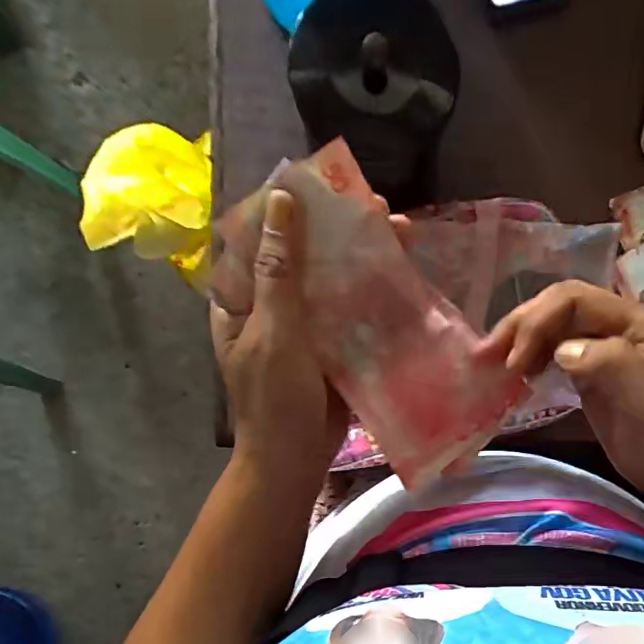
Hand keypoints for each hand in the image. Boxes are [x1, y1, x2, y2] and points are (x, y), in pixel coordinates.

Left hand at [211, 189, 413, 482]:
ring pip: (332, 283)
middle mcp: (272, 308)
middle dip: (337, 231)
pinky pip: (351, 313)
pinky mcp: (332, 348)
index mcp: (242, 300)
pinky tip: (401, 274)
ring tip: (399, 230)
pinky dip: (372, 294)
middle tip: (372, 204)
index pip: (261, 240)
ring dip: (361, 258)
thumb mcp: (274, 331)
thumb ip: (281, 270)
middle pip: (304, 257)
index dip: (289, 209)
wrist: (295, 459)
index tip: (321, 183)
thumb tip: (282, 201)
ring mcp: (304, 329)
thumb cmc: (274, 398)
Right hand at [479, 281, 643, 498]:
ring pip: (549, 328)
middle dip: (519, 326)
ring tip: (489, 365)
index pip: (574, 299)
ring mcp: (600, 348)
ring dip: (517, 341)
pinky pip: (549, 352)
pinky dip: (526, 359)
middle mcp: (616, 325)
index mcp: (635, 322)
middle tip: (486, 358)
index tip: (513, 362)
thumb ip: (612, 367)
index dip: (538, 322)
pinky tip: (511, 377)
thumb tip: (562, 350)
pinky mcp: (586, 373)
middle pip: (557, 307)